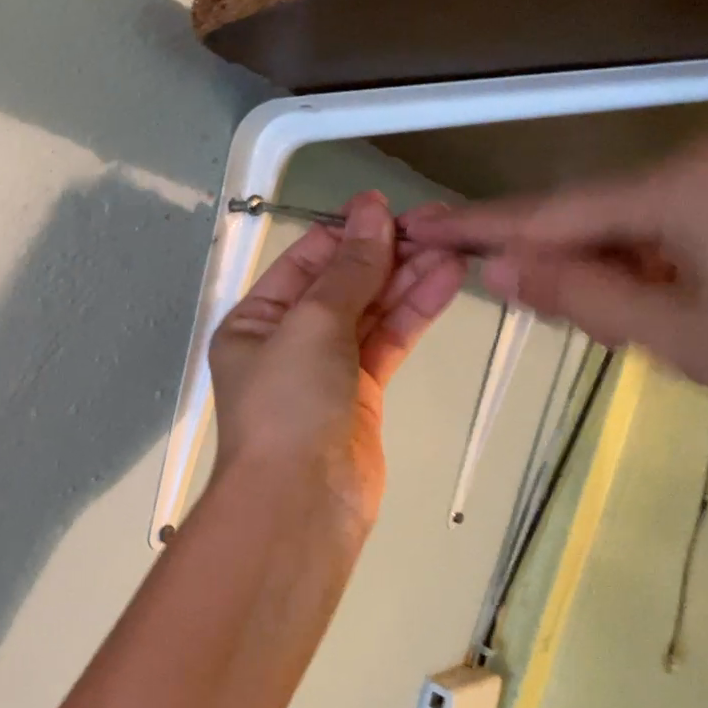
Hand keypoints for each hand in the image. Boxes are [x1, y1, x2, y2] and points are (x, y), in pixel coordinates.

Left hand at [209, 192, 465, 534]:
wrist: (301, 500)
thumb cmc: (289, 405)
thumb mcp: (310, 325)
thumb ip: (346, 270)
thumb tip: (370, 213)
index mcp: (253, 322)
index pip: (301, 263)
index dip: (346, 233)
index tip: (393, 208)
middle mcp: (284, 342)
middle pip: (338, 285)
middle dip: (383, 254)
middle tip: (439, 224)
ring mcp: (323, 369)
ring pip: (368, 311)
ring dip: (406, 279)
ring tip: (455, 245)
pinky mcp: (359, 394)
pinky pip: (386, 342)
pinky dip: (413, 312)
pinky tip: (446, 280)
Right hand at [403, 119, 707, 444]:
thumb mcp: (694, 344)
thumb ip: (585, 299)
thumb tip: (500, 268)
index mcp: (698, 186)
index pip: (554, 211)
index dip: (479, 227)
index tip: (416, 227)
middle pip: (612, 210)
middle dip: (574, 260)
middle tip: (552, 314)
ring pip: (666, 215)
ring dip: (633, 264)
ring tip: (650, 324)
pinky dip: (684, 255)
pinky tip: (701, 299)